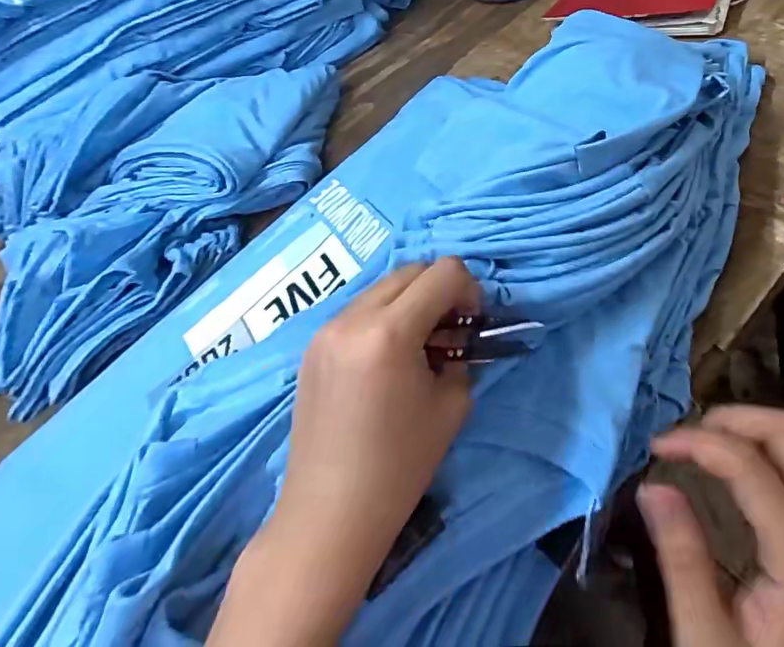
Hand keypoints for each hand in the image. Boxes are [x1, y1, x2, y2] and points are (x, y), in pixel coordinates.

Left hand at [276, 257, 479, 556]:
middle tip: (450, 331)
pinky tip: (388, 361)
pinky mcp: (313, 344)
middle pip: (412, 271)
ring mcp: (326, 328)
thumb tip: (454, 335)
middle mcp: (353, 318)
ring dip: (410, 302)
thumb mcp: (450, 406)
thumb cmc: (399, 466)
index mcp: (390, 332)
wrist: (330, 513)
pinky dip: (383, 318)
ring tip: (418, 348)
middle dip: (440, 291)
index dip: (469, 290)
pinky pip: (359, 310)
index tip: (471, 324)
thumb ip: (459, 356)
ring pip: (383, 287)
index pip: (443, 272)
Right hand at [638, 406, 783, 646]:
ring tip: (706, 439)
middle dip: (733, 419)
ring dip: (754, 425)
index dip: (700, 441)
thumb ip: (682, 560)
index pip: (753, 466)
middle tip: (686, 436)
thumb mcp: (705, 635)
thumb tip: (653, 485)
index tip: (656, 447)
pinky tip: (736, 456)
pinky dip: (770, 441)